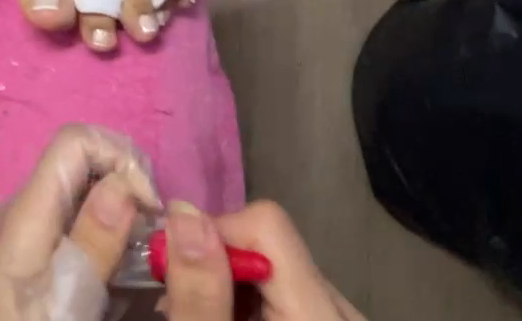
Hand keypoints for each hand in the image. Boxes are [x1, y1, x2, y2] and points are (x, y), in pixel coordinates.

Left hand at [0, 125, 161, 320]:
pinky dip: (98, 236)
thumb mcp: (63, 302)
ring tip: (144, 263)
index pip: (76, 139)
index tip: (151, 214)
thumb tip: (125, 182)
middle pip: (79, 163)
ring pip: (75, 196)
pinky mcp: (18, 259)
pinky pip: (65, 225)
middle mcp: (20, 208)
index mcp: (28, 209)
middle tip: (155, 242)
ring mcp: (16, 233)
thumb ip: (94, 241)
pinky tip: (115, 279)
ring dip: (116, 214)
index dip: (122, 159)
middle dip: (126, 187)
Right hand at [160, 201, 366, 320]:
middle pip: (271, 243)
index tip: (176, 271)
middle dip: (218, 263)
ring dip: (231, 283)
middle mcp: (345, 310)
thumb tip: (181, 211)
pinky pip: (291, 290)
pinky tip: (233, 320)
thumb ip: (200, 292)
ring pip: (278, 266)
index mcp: (322, 316)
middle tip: (185, 303)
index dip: (212, 235)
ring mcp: (344, 317)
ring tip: (207, 313)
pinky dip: (252, 301)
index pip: (266, 224)